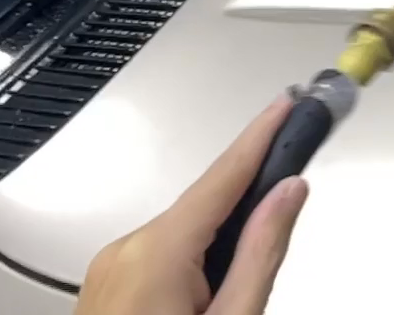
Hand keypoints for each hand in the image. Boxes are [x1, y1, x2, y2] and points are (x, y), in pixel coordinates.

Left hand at [77, 96, 309, 314]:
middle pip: (205, 205)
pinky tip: (207, 299)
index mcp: (158, 252)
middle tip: (287, 203)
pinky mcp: (104, 289)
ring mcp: (109, 270)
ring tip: (237, 294)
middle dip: (247, 204)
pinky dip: (195, 259)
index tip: (289, 100)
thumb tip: (289, 189)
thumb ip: (262, 251)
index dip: (261, 133)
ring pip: (185, 232)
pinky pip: (162, 254)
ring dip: (220, 241)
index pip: (224, 174)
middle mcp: (126, 249)